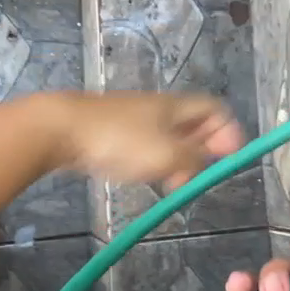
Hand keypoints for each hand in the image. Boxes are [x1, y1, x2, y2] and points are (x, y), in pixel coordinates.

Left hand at [41, 91, 244, 188]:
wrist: (61, 128)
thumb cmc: (119, 140)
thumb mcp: (166, 154)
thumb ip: (194, 159)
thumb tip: (209, 160)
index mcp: (176, 107)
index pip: (215, 110)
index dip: (228, 132)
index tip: (228, 160)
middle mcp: (159, 108)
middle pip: (194, 124)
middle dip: (203, 150)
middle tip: (198, 177)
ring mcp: (135, 118)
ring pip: (169, 136)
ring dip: (178, 159)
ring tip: (172, 183)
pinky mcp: (114, 130)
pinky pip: (146, 143)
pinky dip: (154, 160)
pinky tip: (144, 175)